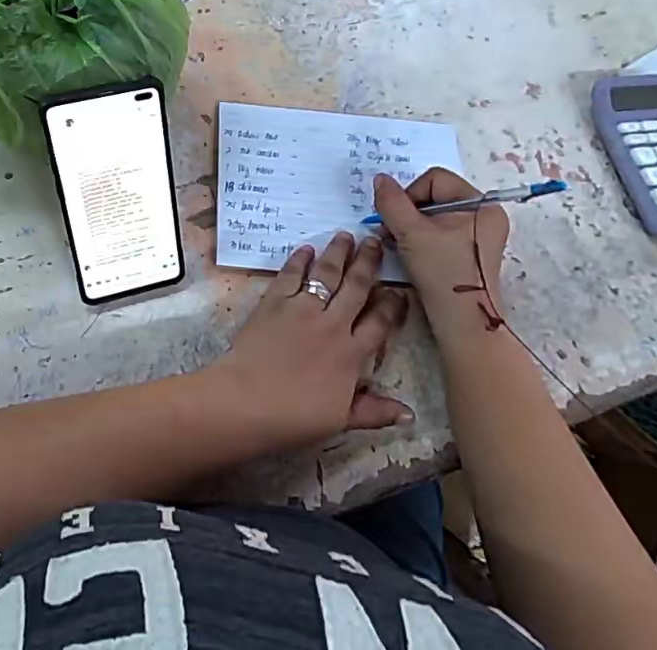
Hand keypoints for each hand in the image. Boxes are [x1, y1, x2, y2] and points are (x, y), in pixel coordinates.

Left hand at [210, 233, 412, 450]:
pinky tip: (306, 249)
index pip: (380, 323)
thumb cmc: (294, 417)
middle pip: (356, 287)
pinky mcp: (274, 302)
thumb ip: (373, 411)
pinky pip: (290, 275)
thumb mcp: (340, 420)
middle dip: (368, 263)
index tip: (400, 290)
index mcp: (351, 354)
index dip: (393, 305)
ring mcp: (302, 309)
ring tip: (346, 235)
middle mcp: (332, 324)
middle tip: (375, 241)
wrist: (247, 401)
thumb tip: (409, 413)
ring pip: (326, 274)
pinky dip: (299, 260)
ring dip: (338, 253)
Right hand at [372, 170, 511, 335]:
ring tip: (397, 243)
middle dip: (408, 212)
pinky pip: (441, 232)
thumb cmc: (442, 272)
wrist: (462, 323)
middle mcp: (485, 215)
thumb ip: (392, 202)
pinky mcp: (470, 252)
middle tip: (392, 231)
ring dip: (411, 225)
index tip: (396, 219)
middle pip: (434, 196)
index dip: (409, 195)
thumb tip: (380, 179)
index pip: (435, 180)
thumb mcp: (410, 232)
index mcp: (481, 204)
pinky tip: (409, 252)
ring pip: (435, 215)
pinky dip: (421, 238)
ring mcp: (480, 235)